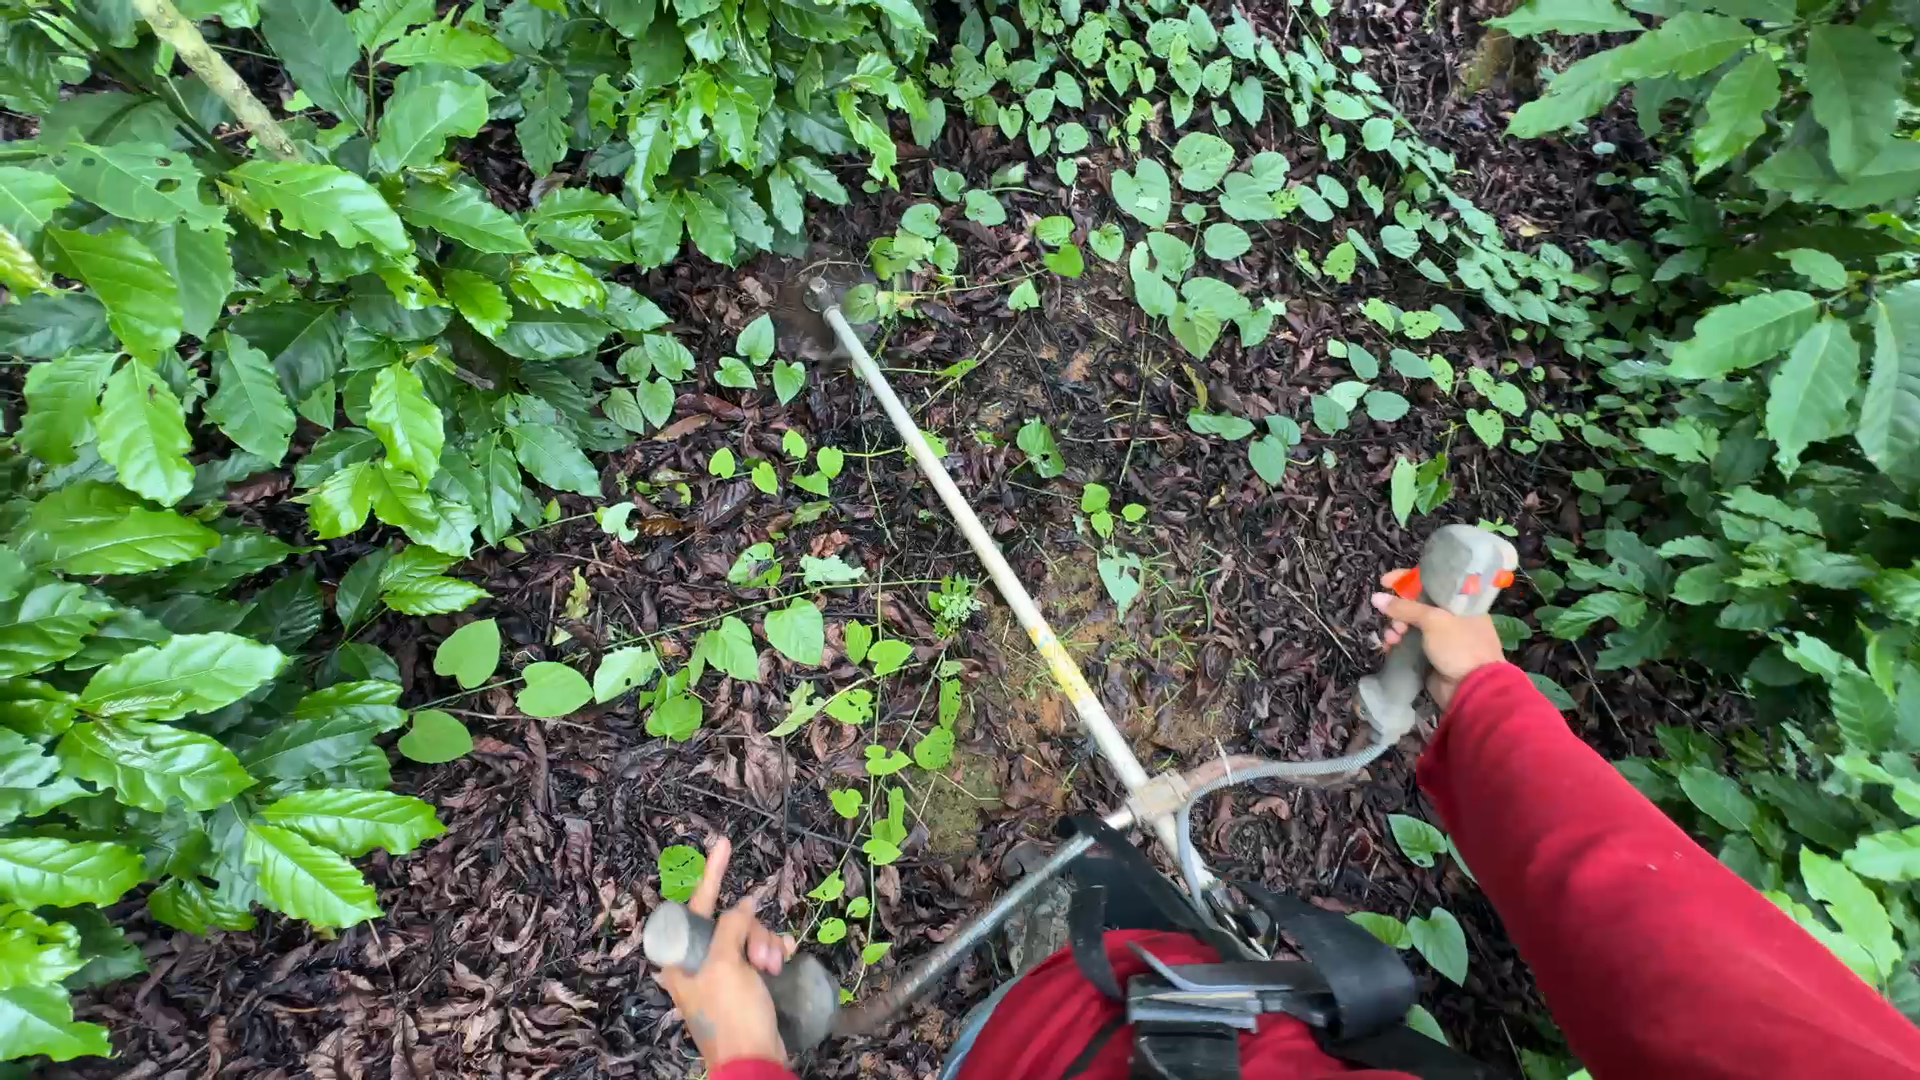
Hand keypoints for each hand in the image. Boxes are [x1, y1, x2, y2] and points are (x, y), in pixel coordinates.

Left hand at [654, 836, 796, 1068]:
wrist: (753, 1062)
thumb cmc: (731, 1014)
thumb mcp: (726, 964)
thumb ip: (732, 926)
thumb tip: (743, 906)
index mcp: (682, 959)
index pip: (695, 905)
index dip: (711, 873)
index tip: (724, 843)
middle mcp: (698, 962)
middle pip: (730, 921)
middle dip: (753, 930)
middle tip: (764, 955)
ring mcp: (723, 973)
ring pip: (749, 935)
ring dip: (766, 944)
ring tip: (775, 965)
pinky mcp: (744, 983)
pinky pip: (761, 951)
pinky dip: (774, 949)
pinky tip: (786, 956)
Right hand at [1371, 573, 1505, 710]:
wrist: (1474, 689)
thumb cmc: (1460, 647)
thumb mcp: (1434, 621)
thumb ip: (1405, 608)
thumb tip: (1376, 598)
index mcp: (1460, 605)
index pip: (1431, 583)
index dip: (1407, 580)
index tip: (1385, 581)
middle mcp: (1451, 619)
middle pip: (1416, 605)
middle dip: (1398, 610)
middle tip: (1392, 618)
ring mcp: (1440, 639)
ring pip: (1409, 625)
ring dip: (1395, 628)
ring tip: (1392, 637)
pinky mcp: (1430, 656)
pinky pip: (1407, 643)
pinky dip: (1397, 643)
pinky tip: (1389, 647)